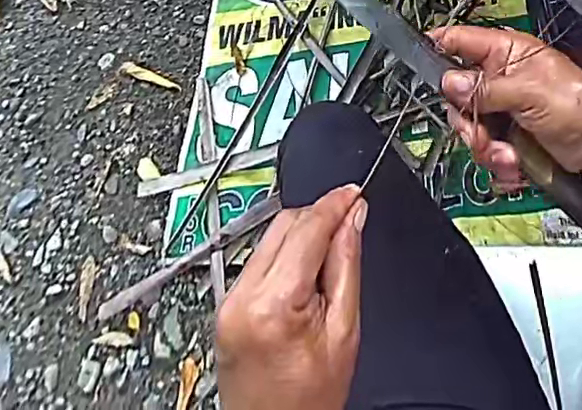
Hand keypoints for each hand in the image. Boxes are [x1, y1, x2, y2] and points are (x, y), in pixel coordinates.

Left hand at [216, 184, 366, 409]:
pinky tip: (306, 272)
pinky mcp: (227, 305)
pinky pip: (261, 256)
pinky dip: (287, 251)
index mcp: (274, 304)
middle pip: (286, 223)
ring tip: (328, 260)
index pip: (308, 227)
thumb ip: (347, 262)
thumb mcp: (344, 329)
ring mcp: (230, 301)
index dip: (336, 204)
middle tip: (349, 223)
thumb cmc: (308, 400)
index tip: (355, 193)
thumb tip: (353, 216)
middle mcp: (242, 297)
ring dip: (303, 232)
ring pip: (271, 234)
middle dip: (320, 216)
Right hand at [431, 25, 581, 191]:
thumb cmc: (580, 105)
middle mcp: (502, 78)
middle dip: (469, 121)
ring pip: (470, 128)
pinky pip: (486, 150)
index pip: (462, 41)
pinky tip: (516, 164)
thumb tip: (450, 82)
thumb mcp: (529, 91)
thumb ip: (486, 88)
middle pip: (458, 94)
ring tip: (509, 154)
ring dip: (486, 147)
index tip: (419, 58)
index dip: (439, 46)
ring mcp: (504, 108)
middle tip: (483, 131)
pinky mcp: (510, 137)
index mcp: (508, 52)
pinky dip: (498, 163)